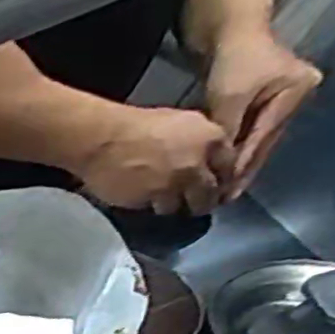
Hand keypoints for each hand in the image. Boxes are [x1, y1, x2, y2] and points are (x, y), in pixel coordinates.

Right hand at [75, 105, 234, 215]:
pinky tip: (149, 201)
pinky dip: (157, 208)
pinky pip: (161, 209)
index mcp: (210, 139)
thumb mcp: (181, 124)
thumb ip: (198, 142)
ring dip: (177, 206)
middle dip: (204, 200)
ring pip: (185, 205)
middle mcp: (198, 163)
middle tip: (195, 205)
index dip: (222, 179)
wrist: (105, 141)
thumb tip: (203, 158)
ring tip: (166, 203)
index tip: (214, 185)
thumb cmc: (138, 126)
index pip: (229, 166)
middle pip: (210, 192)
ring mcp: (176, 183)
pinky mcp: (153, 199)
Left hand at [203, 29, 321, 198]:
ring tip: (222, 196)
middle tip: (223, 201)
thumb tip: (218, 169)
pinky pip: (251, 139)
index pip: (263, 138)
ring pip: (257, 144)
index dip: (242, 167)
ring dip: (239, 169)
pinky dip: (237, 156)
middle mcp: (296, 99)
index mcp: (296, 92)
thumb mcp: (229, 100)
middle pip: (264, 144)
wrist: (234, 40)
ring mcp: (284, 104)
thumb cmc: (235, 65)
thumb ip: (227, 133)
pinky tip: (225, 178)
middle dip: (242, 173)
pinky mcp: (267, 109)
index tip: (224, 192)